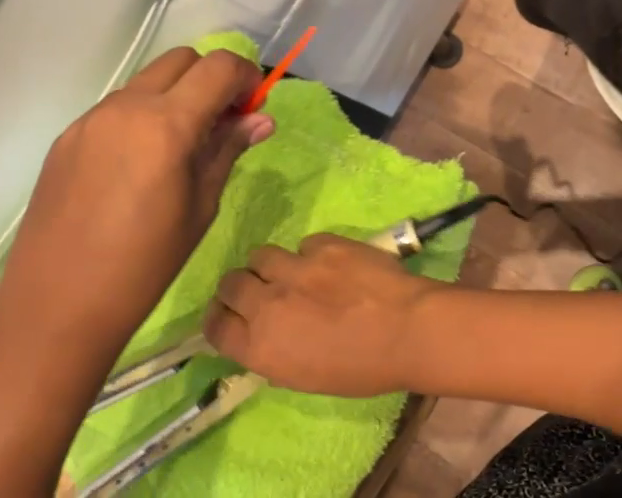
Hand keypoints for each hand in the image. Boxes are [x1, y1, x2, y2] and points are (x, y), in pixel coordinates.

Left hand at [0, 47, 275, 346]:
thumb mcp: (202, 205)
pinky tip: (143, 163)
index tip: (253, 106)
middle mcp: (126, 108)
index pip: (219, 67)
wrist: (56, 306)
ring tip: (184, 145)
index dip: (246, 77)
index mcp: (166, 124)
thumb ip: (228, 149)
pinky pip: (117, 108)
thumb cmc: (145, 263)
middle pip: (182, 60)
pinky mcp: (67, 139)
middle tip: (223, 120)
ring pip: (148, 81)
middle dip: (211, 78)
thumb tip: (260, 118)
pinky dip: (144, 115)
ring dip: (177, 95)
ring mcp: (90, 120)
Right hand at [203, 234, 447, 397]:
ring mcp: (296, 269)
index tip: (229, 314)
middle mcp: (268, 304)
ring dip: (271, 264)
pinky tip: (331, 264)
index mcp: (259, 347)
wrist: (406, 330)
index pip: (215, 326)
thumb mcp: (303, 377)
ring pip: (261, 255)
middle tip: (259, 289)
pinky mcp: (325, 245)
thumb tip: (263, 333)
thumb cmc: (361, 368)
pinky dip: (312, 252)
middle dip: (241, 286)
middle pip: (232, 284)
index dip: (219, 317)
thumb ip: (273, 351)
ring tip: (291, 271)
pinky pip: (304, 243)